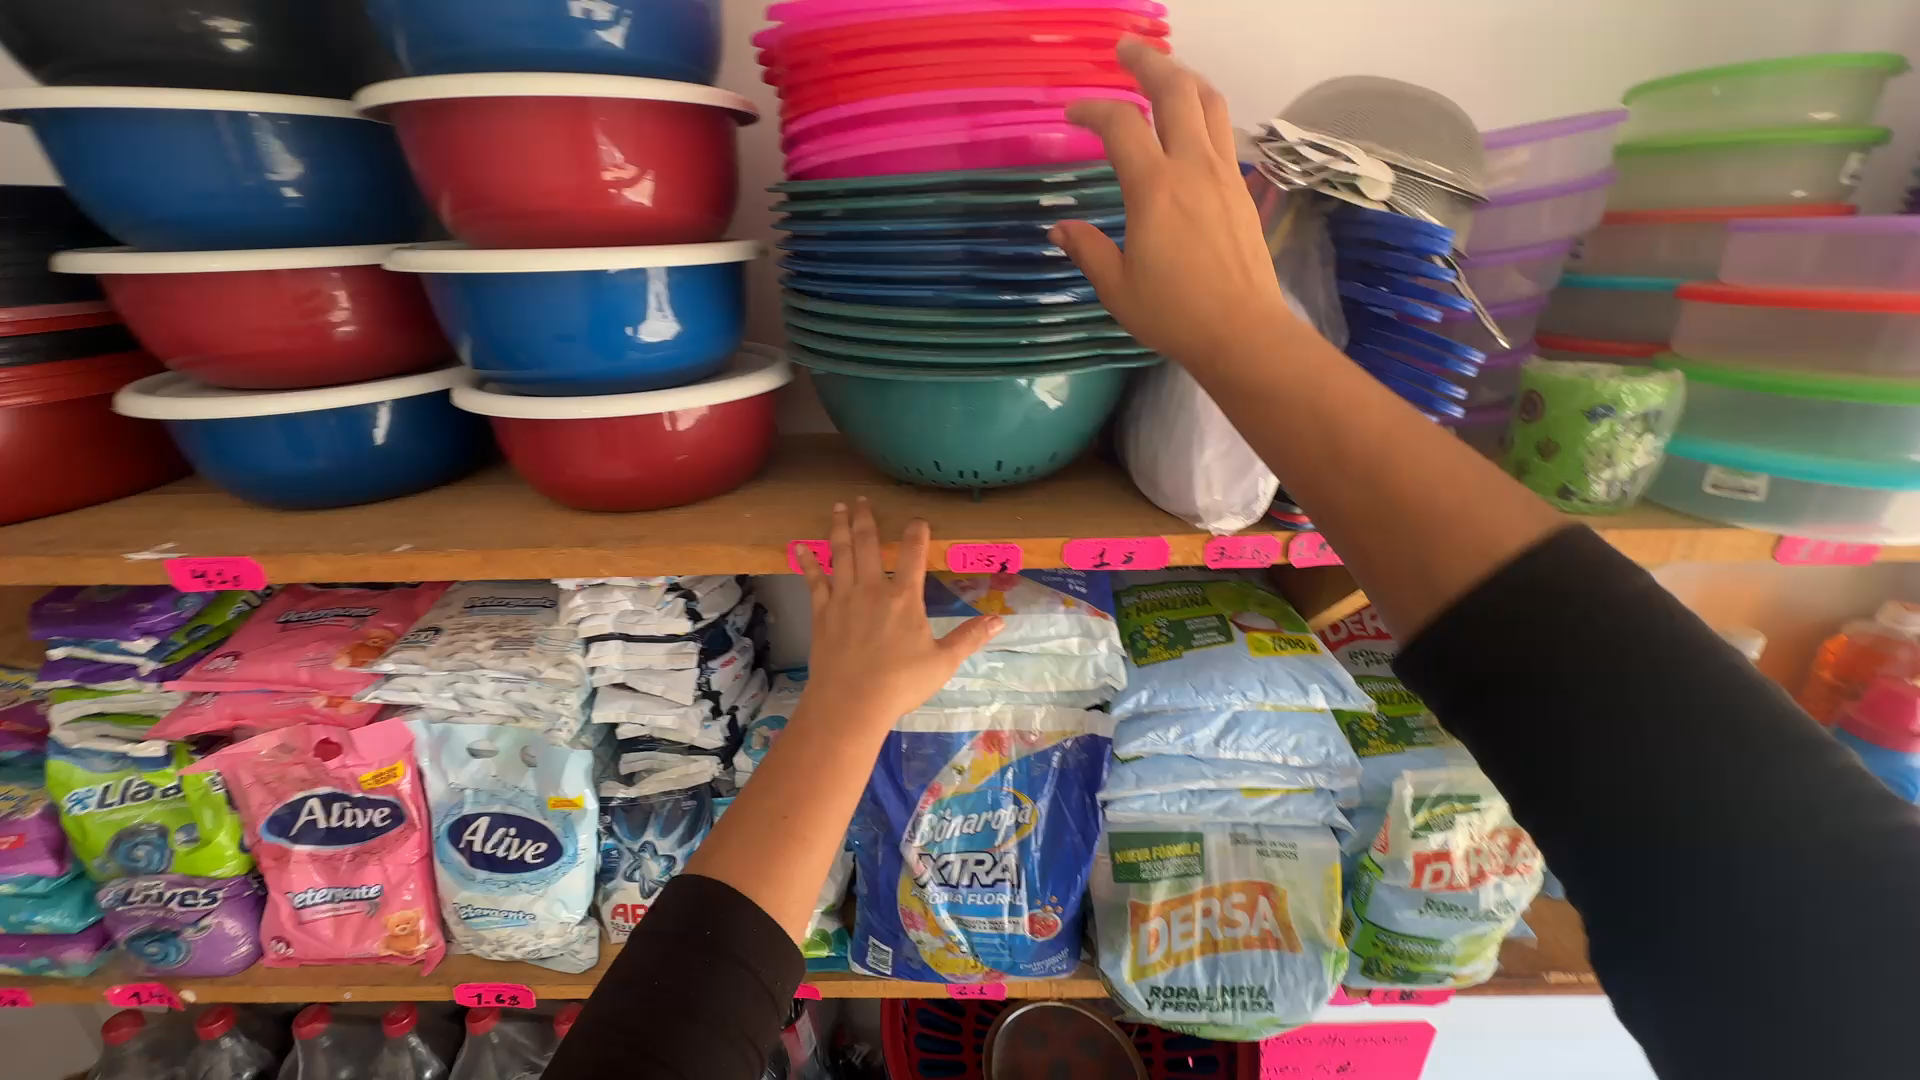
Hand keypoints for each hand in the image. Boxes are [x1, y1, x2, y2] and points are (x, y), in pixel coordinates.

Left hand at [796, 498, 1002, 722]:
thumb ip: (970, 637)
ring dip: (839, 528)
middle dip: (866, 518)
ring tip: (838, 507)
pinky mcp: (821, 612)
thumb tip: (1000, 620)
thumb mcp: (943, 662)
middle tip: (861, 499)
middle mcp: (872, 589)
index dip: (916, 533)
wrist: (850, 703)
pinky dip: (807, 562)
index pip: (913, 554)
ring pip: (841, 553)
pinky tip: (800, 547)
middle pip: (868, 544)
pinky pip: (813, 580)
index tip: (917, 519)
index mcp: (905, 598)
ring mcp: (843, 598)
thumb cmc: (900, 684)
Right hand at [1053, 39, 1300, 370]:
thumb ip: (1087, 250)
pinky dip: (1202, 111)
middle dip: (1147, 62)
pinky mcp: (1241, 189)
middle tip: (1124, 49)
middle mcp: (1192, 167)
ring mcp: (1223, 174)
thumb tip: (1060, 229)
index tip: (1072, 113)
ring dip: (1183, 77)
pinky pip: (1223, 131)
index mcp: (1155, 189)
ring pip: (1208, 102)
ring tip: (1162, 73)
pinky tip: (1190, 124)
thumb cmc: (1173, 314)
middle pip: (1174, 90)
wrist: (1241, 331)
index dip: (1092, 110)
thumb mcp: (1117, 288)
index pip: (1120, 126)